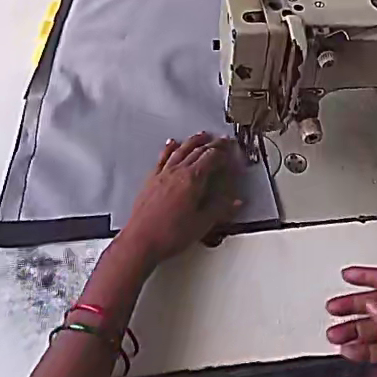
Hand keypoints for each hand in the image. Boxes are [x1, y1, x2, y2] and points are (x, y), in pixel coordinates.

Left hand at [114, 133, 240, 271]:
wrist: (141, 241)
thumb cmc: (169, 234)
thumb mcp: (202, 224)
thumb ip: (220, 210)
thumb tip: (235, 202)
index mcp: (193, 180)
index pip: (211, 158)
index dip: (223, 152)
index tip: (230, 149)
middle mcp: (178, 172)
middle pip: (197, 151)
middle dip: (212, 144)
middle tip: (221, 140)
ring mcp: (163, 174)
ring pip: (181, 150)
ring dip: (193, 141)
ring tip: (201, 135)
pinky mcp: (151, 180)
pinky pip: (162, 158)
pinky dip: (169, 148)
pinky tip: (172, 144)